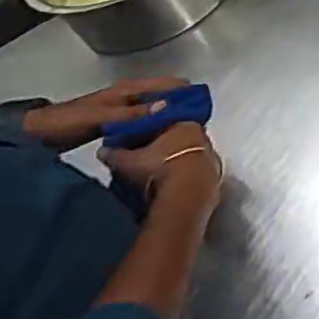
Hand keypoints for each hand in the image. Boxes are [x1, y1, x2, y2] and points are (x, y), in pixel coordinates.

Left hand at [21, 76, 187, 150]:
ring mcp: (122, 109)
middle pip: (161, 96)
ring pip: (152, 109)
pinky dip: (152, 127)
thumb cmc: (70, 122)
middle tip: (194, 124)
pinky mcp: (115, 122)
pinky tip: (157, 140)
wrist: (38, 135)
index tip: (200, 107)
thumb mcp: (103, 117)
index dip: (183, 92)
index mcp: (128, 89)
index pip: (165, 84)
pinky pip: (142, 122)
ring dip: (165, 118)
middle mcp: (129, 95)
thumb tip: (168, 105)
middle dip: (177, 106)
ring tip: (181, 133)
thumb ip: (134, 114)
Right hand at [100, 121, 221, 204]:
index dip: (155, 131)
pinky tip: (178, 189)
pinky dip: (190, 179)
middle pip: (184, 138)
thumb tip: (101, 150)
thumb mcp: (130, 162)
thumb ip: (115, 153)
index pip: (170, 122)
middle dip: (170, 147)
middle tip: (152, 160)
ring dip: (182, 163)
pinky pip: (201, 175)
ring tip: (164, 177)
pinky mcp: (216, 179)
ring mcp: (212, 157)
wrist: (187, 196)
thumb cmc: (158, 170)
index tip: (143, 141)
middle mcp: (204, 136)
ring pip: (194, 156)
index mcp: (185, 123)